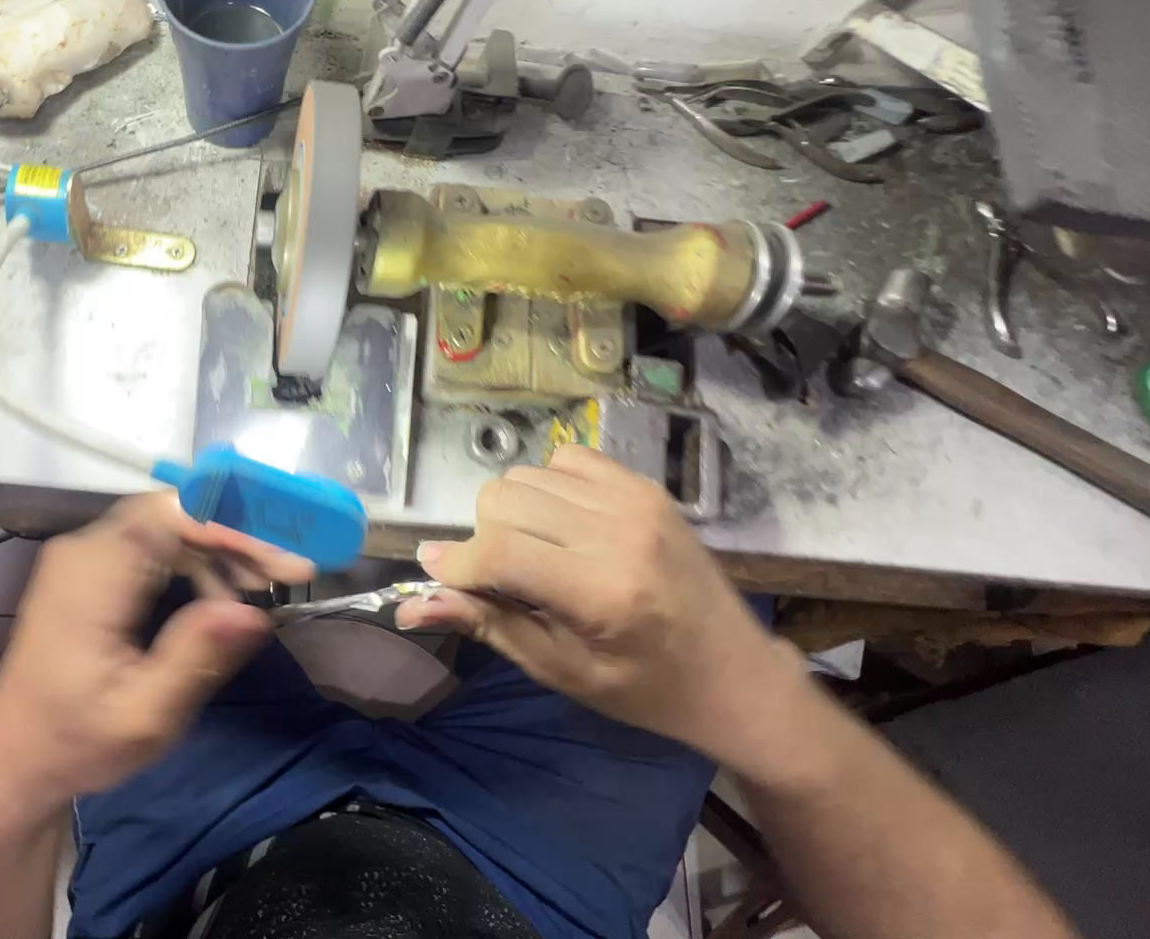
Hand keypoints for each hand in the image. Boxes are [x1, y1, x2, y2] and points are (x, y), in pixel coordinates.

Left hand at [0, 493, 314, 831]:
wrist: (15, 765)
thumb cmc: (74, 745)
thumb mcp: (142, 717)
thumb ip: (195, 657)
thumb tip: (254, 613)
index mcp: (92, 575)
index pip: (173, 515)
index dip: (235, 526)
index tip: (285, 563)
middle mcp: (84, 549)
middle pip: (175, 512)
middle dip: (238, 536)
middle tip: (289, 575)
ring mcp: (85, 557)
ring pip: (169, 526)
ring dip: (220, 551)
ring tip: (259, 593)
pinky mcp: (91, 571)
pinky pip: (155, 545)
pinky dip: (196, 562)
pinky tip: (220, 597)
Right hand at [395, 445, 811, 768]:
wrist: (738, 677)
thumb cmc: (646, 690)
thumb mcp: (560, 671)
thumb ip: (487, 625)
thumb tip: (411, 606)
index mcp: (601, 591)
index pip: (498, 550)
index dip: (457, 564)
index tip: (442, 580)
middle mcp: (618, 531)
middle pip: (502, 498)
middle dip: (484, 538)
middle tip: (508, 580)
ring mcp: (636, 500)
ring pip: (525, 476)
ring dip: (513, 514)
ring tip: (540, 554)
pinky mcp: (645, 486)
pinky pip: (563, 459)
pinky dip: (547, 488)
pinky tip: (565, 526)